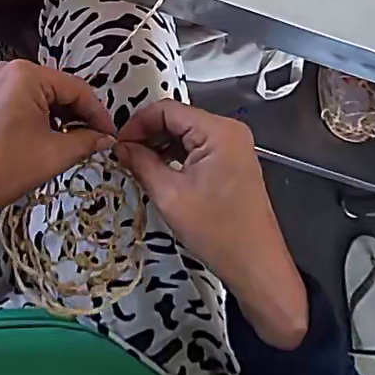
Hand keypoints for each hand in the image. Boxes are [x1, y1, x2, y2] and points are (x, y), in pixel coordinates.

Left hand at [0, 60, 115, 263]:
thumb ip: (86, 141)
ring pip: (44, 97)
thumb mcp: (52, 155)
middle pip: (60, 89)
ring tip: (75, 144)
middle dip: (80, 116)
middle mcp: (10, 70)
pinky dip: (42, 119)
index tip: (110, 135)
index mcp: (27, 74)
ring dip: (62, 118)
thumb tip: (104, 138)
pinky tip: (50, 140)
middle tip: (96, 141)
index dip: (98, 114)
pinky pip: (25, 102)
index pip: (77, 88)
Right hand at [116, 101, 308, 347]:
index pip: (167, 109)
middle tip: (123, 155)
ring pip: (186, 132)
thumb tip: (122, 147)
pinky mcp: (232, 160)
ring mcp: (233, 145)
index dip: (138, 123)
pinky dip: (175, 155)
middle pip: (178, 118)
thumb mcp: (170, 196)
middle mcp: (229, 130)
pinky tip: (158, 170)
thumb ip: (142, 163)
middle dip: (147, 134)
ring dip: (160, 145)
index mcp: (218, 131)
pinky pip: (197, 146)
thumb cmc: (220, 233)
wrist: (256, 265)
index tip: (119, 143)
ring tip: (137, 164)